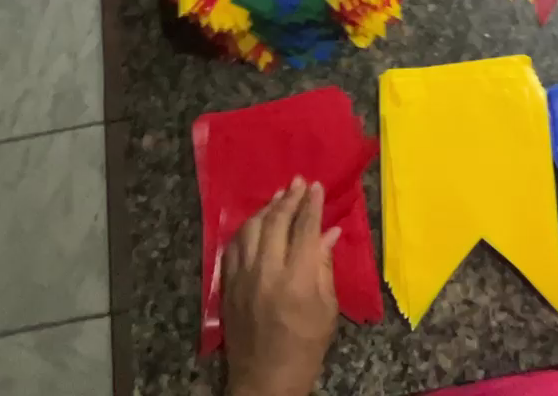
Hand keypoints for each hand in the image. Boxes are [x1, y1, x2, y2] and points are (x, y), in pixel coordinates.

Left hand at [223, 177, 341, 395]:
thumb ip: (325, 266)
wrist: (266, 382)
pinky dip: (246, 229)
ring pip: (251, 229)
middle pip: (277, 221)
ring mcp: (243, 277)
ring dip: (266, 209)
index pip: (305, 228)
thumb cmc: (306, 347)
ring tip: (279, 196)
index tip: (317, 185)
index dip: (312, 204)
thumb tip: (329, 232)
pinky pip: (234, 247)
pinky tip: (255, 222)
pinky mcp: (228, 286)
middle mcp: (268, 271)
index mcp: (298, 278)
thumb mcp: (327, 309)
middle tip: (298, 181)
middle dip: (290, 198)